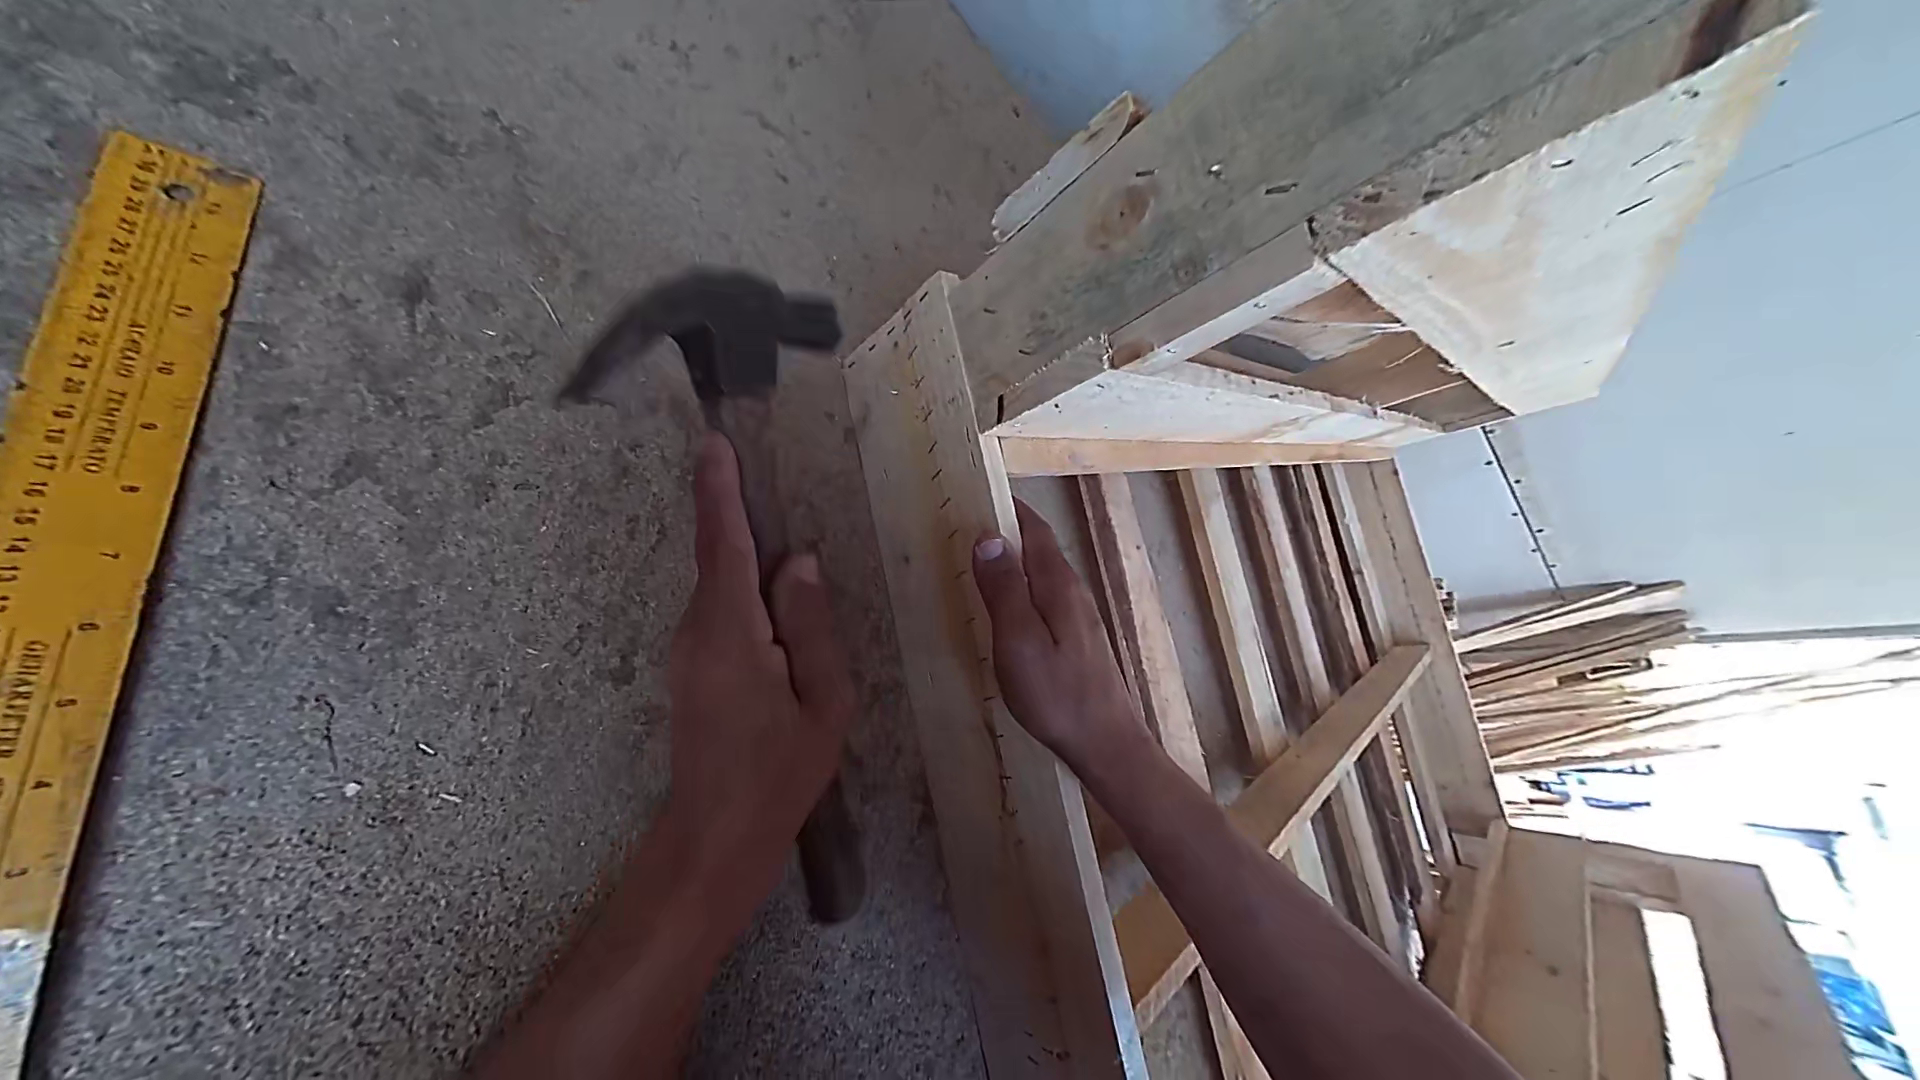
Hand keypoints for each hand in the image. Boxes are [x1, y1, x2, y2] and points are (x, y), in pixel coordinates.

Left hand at [667, 432, 854, 850]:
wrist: (717, 835)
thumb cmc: (780, 772)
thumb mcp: (823, 701)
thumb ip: (811, 626)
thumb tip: (799, 562)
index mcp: (731, 634)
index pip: (724, 546)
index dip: (719, 492)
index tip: (715, 444)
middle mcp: (697, 631)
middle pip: (718, 557)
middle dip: (733, 509)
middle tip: (756, 463)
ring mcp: (688, 649)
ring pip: (719, 582)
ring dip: (742, 547)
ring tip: (775, 519)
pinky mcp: (692, 664)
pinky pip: (720, 607)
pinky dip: (741, 581)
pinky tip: (772, 586)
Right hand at [970, 500, 1146, 768]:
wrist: (1106, 743)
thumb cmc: (1056, 694)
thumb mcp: (1019, 641)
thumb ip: (1004, 589)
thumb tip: (988, 536)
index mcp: (1057, 584)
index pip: (1034, 529)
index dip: (1009, 508)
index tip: (978, 493)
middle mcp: (1072, 591)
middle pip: (1039, 548)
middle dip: (1008, 530)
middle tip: (967, 526)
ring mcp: (1079, 616)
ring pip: (1042, 573)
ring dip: (1014, 560)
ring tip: (979, 561)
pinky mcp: (1078, 638)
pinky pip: (1045, 597)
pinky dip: (1022, 587)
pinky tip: (1007, 606)